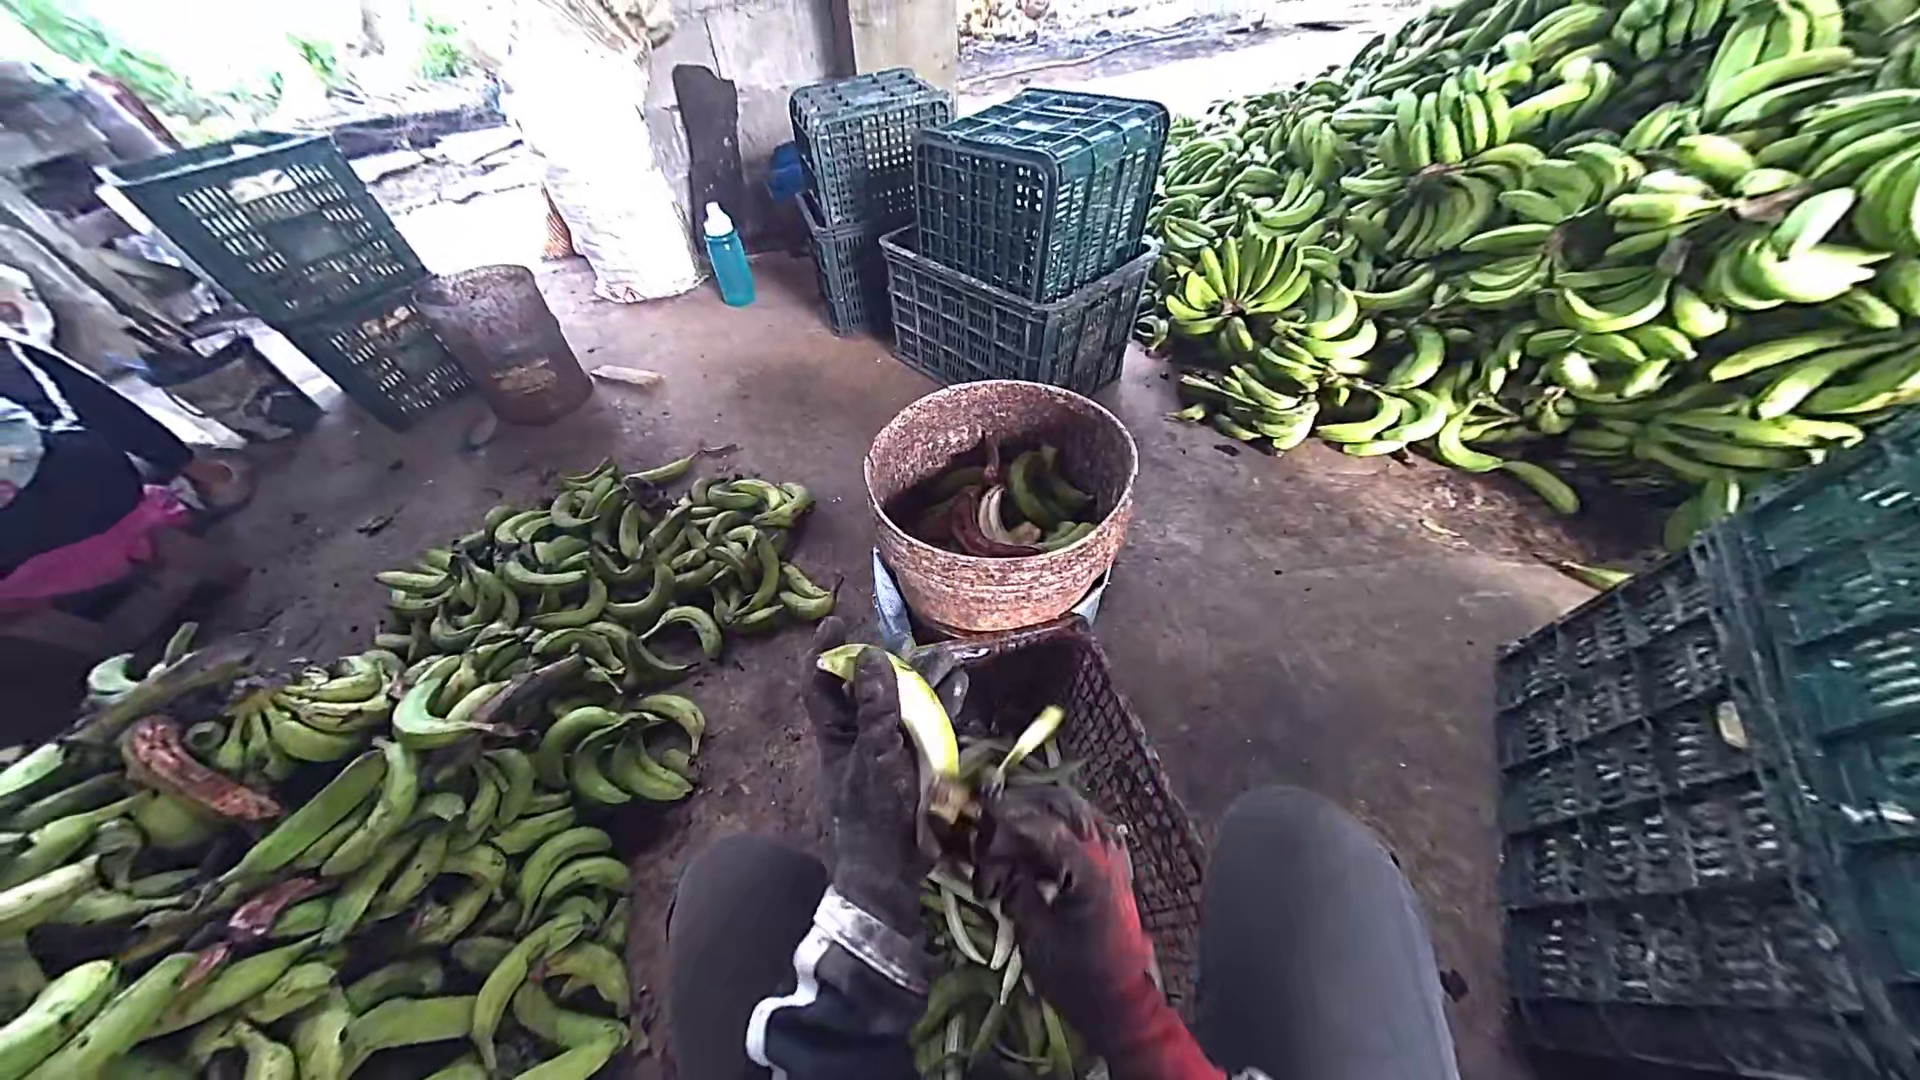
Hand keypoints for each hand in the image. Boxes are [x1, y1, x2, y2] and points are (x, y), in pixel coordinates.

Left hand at [803, 618, 931, 932]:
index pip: (821, 680)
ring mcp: (890, 740)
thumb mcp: (873, 755)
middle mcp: (861, 728)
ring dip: (925, 678)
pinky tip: (958, 687)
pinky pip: (930, 718)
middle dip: (894, 661)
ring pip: (905, 697)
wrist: (895, 867)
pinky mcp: (916, 753)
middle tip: (918, 646)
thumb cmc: (874, 812)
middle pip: (872, 682)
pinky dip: (944, 702)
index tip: (835, 620)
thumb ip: (875, 706)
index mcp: (837, 729)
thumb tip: (873, 657)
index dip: (825, 649)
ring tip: (946, 661)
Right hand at [975, 786, 1159, 1052]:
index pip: (1040, 824)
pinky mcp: (1112, 859)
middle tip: (989, 824)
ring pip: (1069, 808)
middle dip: (1019, 809)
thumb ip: (1015, 887)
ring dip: (1035, 813)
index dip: (1005, 818)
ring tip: (1006, 834)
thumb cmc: (1077, 976)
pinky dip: (1053, 825)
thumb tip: (990, 858)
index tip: (979, 815)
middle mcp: (1105, 847)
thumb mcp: (1037, 934)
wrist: (1122, 1004)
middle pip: (1056, 803)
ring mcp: (1112, 850)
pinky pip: (1080, 824)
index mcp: (1089, 865)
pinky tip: (1031, 842)